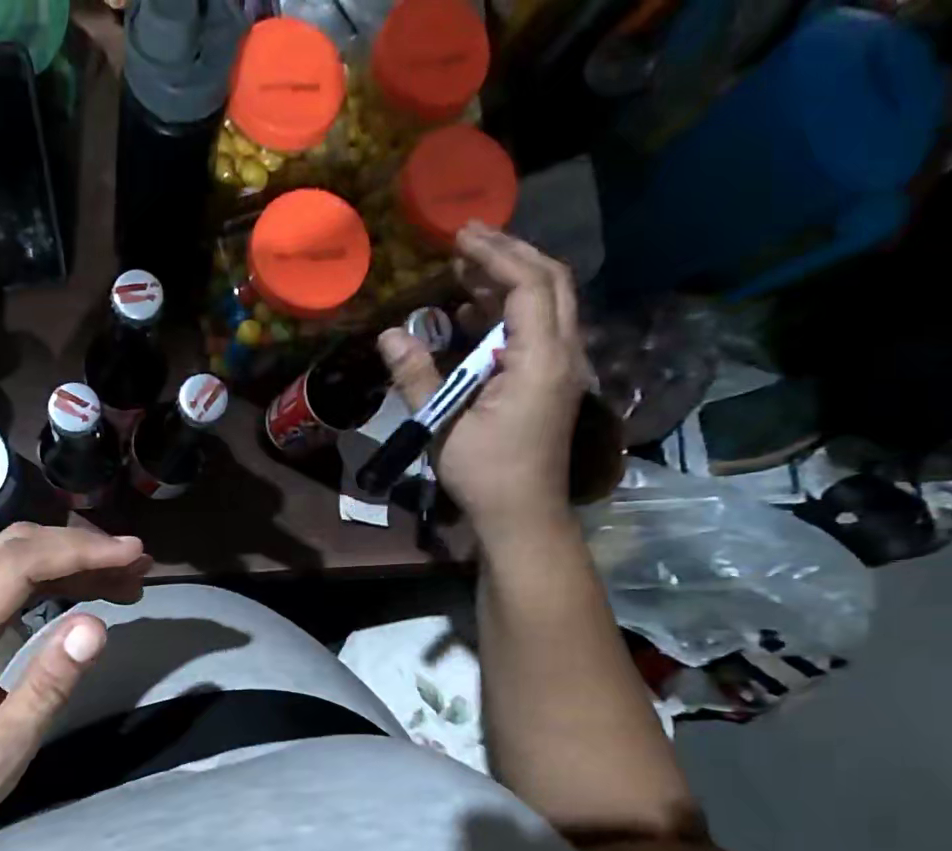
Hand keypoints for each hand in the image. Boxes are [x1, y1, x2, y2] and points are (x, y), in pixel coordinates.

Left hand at [0, 524, 151, 850]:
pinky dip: (55, 577)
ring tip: (128, 577)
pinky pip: (9, 579)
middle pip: (14, 549)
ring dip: (72, 558)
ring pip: (13, 557)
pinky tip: (91, 590)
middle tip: (139, 564)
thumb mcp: (3, 749)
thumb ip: (48, 686)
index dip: (76, 552)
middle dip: (81, 547)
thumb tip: (96, 627)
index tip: (132, 554)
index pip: (14, 568)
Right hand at [379, 221, 590, 539]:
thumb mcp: (444, 425)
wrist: (523, 515)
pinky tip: (470, 314)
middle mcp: (563, 354)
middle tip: (466, 239)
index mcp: (542, 359)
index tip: (462, 235)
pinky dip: (506, 312)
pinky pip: (535, 330)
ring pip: (545, 305)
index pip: (529, 286)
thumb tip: (388, 335)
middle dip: (509, 255)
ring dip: (507, 281)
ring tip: (464, 269)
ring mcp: (560, 368)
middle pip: (549, 284)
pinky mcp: (549, 382)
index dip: (497, 255)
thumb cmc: (486, 473)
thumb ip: (419, 377)